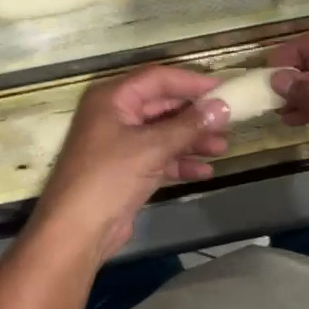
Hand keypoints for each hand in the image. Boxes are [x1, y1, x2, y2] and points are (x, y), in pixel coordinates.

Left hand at [31, 66, 231, 262]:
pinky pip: (160, 158)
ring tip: (222, 148)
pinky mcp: (128, 170)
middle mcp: (116, 115)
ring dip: (193, 140)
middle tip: (229, 120)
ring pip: (165, 133)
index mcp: (113, 98)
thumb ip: (189, 126)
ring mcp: (122, 144)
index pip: (159, 78)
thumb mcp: (152, 147)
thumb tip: (223, 107)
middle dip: (196, 115)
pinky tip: (205, 171)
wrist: (79, 229)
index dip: (192, 82)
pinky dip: (181, 162)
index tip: (225, 88)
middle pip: (163, 106)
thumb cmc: (109, 178)